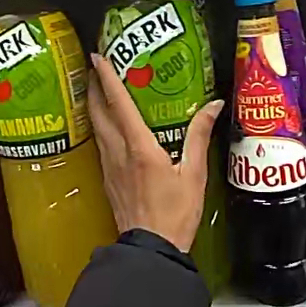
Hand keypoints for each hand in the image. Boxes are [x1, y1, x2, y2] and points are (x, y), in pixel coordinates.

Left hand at [86, 55, 221, 253]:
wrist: (150, 249)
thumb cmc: (175, 214)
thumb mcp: (194, 173)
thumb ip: (199, 136)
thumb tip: (213, 105)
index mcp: (139, 147)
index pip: (118, 104)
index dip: (107, 77)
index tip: (98, 57)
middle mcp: (118, 153)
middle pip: (97, 112)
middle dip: (93, 87)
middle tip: (94, 68)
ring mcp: (109, 167)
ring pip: (95, 128)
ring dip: (93, 106)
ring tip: (97, 90)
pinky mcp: (108, 180)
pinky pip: (100, 145)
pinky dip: (100, 127)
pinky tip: (107, 127)